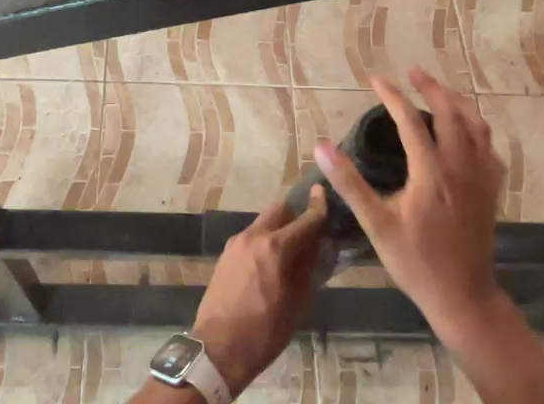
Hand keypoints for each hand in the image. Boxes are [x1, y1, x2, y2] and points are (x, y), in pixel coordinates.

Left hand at [190, 185, 328, 393]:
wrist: (218, 349)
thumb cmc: (264, 332)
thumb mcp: (296, 303)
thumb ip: (308, 268)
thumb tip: (318, 246)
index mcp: (275, 247)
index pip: (304, 220)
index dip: (319, 207)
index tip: (325, 194)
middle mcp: (254, 236)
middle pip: (280, 210)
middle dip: (296, 212)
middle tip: (311, 224)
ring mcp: (236, 243)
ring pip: (264, 222)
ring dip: (280, 227)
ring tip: (293, 246)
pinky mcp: (226, 254)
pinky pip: (252, 237)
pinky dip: (266, 239)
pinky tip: (272, 259)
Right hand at [312, 67, 506, 333]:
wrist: (463, 295)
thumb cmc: (415, 261)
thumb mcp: (376, 225)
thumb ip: (350, 184)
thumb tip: (322, 147)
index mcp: (431, 173)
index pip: (410, 121)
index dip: (392, 95)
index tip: (376, 78)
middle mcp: (461, 166)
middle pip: (450, 112)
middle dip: (430, 87)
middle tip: (411, 71)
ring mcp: (481, 177)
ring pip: (475, 124)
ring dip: (456, 101)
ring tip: (438, 91)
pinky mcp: (492, 189)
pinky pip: (489, 146)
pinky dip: (475, 127)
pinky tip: (465, 129)